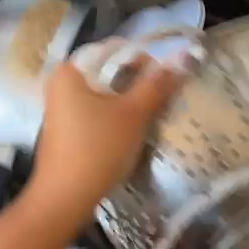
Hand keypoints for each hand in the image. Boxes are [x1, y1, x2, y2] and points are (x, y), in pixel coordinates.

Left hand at [23, 42, 194, 219]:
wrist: (64, 200)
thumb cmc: (97, 150)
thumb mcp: (133, 115)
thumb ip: (158, 84)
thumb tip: (185, 57)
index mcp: (72, 69)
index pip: (116, 48)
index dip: (146, 59)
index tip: (169, 78)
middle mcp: (62, 82)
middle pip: (111, 71)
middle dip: (140, 83)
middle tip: (166, 99)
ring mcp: (62, 107)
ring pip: (106, 94)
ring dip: (131, 102)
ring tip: (155, 115)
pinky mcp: (67, 129)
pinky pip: (98, 112)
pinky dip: (117, 117)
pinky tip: (134, 132)